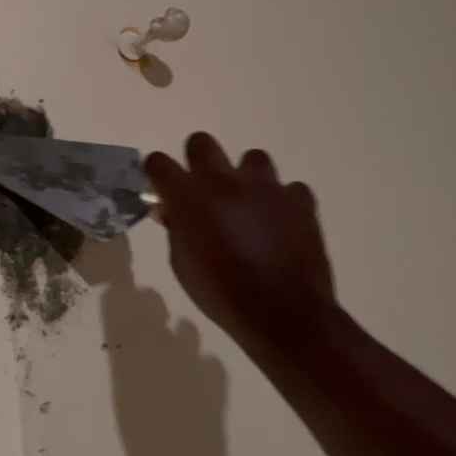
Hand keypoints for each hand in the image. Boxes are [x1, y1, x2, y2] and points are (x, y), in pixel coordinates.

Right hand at [143, 132, 337, 347]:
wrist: (281, 312)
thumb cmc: (218, 292)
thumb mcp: (181, 263)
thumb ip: (175, 229)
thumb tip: (170, 211)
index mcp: (187, 196)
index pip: (158, 162)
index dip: (156, 172)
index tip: (160, 186)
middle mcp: (224, 181)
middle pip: (201, 143)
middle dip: (197, 159)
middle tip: (202, 188)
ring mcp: (265, 187)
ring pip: (252, 158)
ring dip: (245, 177)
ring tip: (248, 205)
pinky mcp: (299, 200)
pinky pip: (290, 188)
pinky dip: (282, 201)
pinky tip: (280, 223)